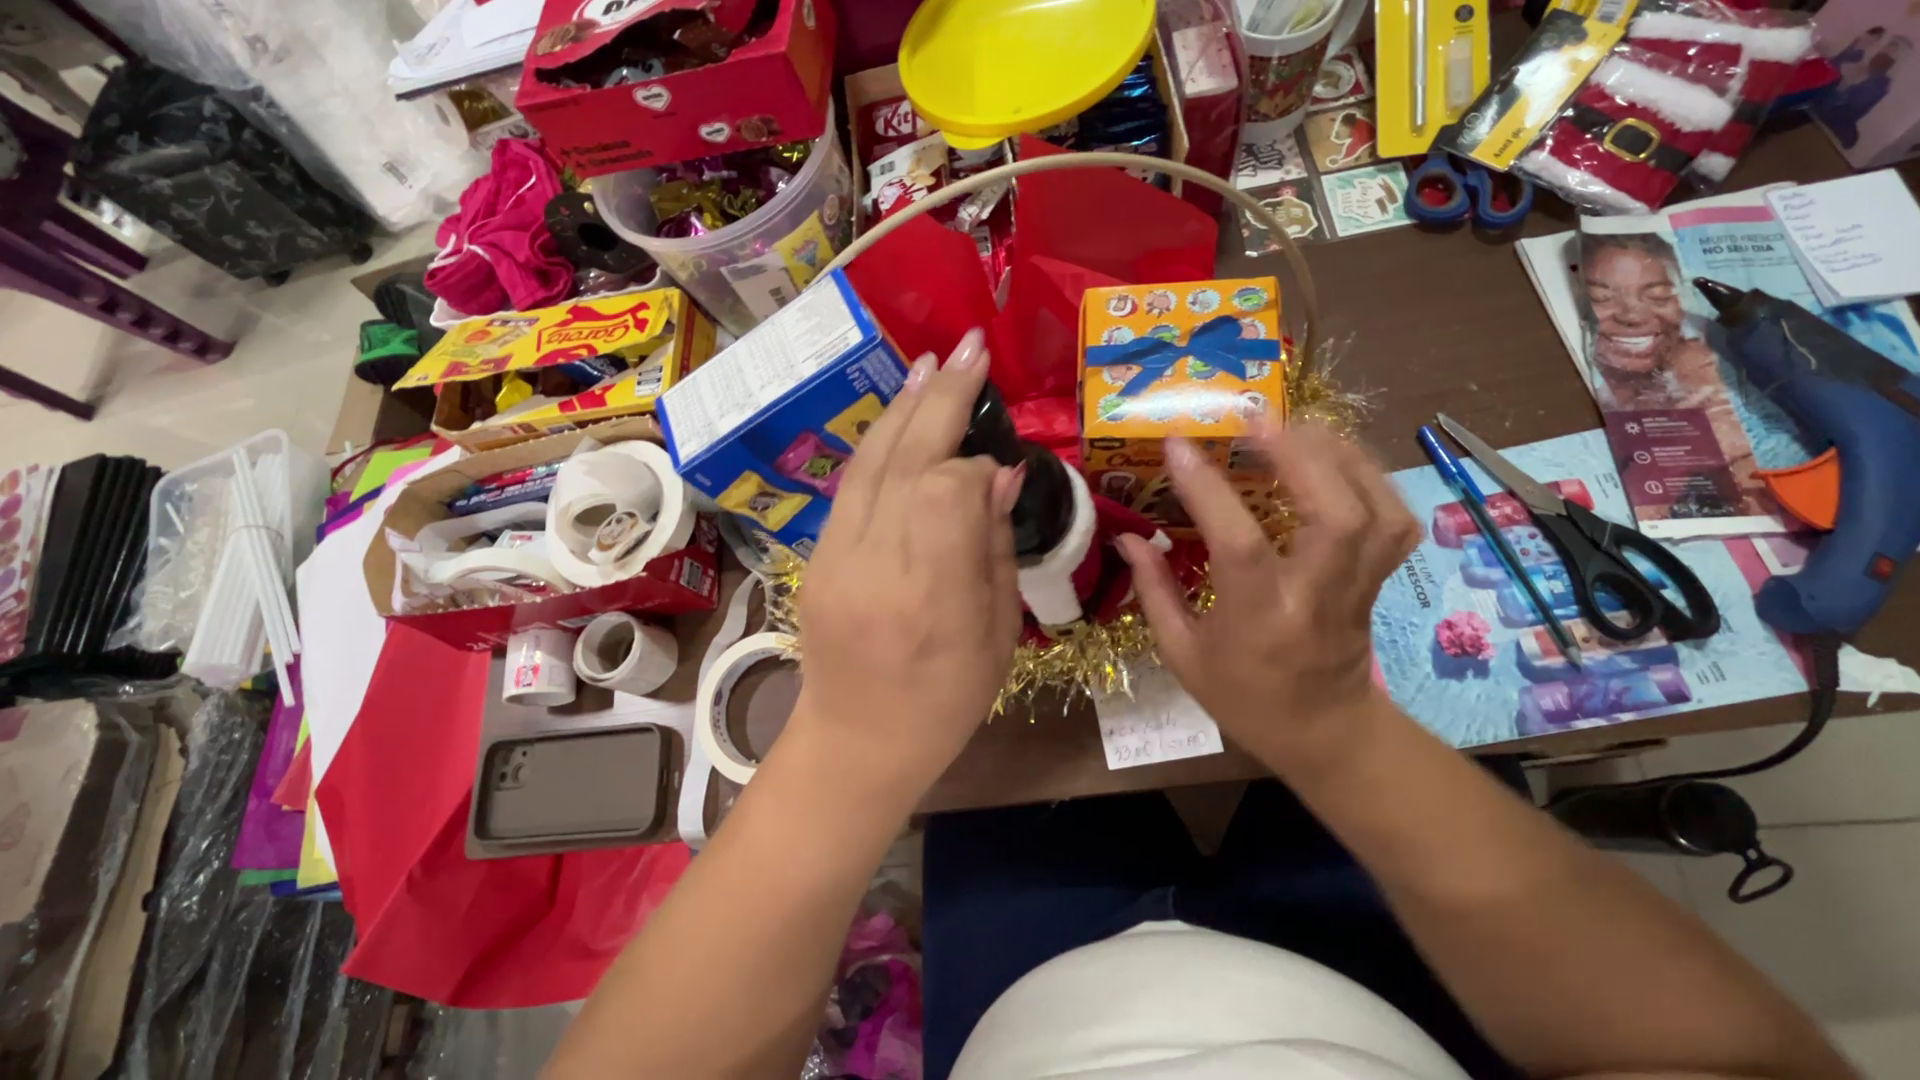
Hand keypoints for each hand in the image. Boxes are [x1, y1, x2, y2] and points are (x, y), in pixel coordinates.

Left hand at [786, 329, 1024, 801]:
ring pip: (870, 463)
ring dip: (904, 408)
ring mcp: (834, 557)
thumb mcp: (997, 636)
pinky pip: (851, 486)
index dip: (977, 464)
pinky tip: (901, 418)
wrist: (857, 741)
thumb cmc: (945, 703)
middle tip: (969, 348)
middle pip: (906, 458)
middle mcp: (874, 564)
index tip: (999, 467)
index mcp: (930, 595)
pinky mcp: (815, 557)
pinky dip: (880, 445)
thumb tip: (999, 475)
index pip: (948, 489)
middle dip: (940, 398)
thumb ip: (995, 549)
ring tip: (934, 364)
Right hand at [1117, 422, 1418, 776]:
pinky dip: (1371, 475)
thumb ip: (1154, 592)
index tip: (1180, 445)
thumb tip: (1128, 536)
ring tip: (1298, 426)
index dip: (1209, 490)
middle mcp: (1317, 597)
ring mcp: (1358, 586)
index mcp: (1260, 620)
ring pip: (1376, 510)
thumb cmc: (1243, 697)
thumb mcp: (1183, 656)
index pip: (1240, 546)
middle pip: (1335, 515)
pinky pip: (1393, 518)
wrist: (1325, 730)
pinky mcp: (1379, 578)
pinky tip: (1336, 454)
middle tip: (1258, 417)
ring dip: (1340, 455)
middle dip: (1300, 455)